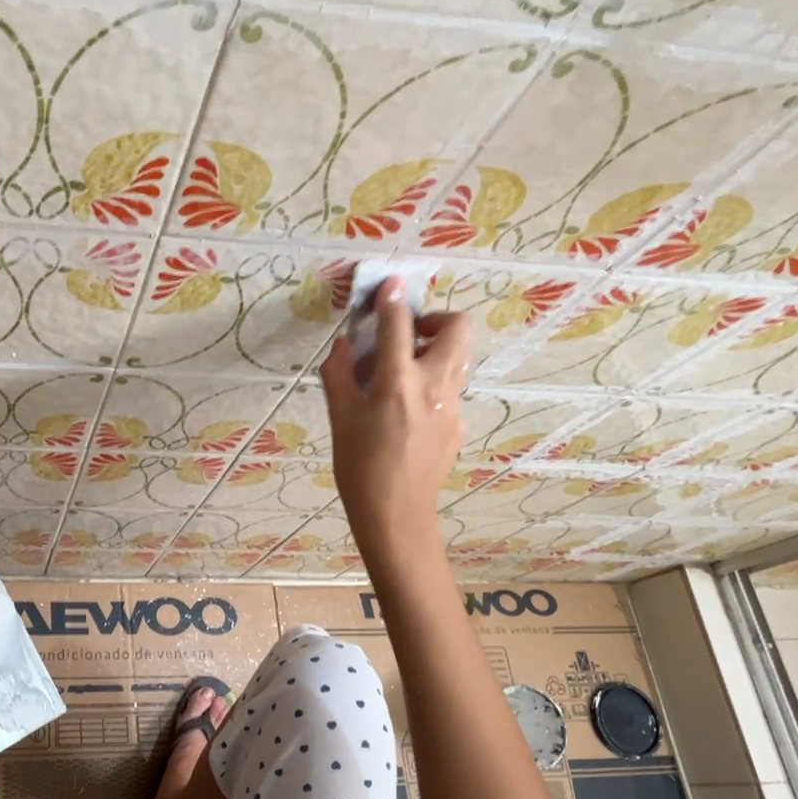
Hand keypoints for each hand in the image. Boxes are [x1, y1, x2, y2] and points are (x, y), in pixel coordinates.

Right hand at [322, 276, 472, 569]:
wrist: (395, 514)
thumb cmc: (358, 468)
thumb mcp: (339, 419)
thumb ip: (339, 375)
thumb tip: (343, 344)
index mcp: (398, 384)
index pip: (398, 326)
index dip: (392, 299)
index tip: (389, 284)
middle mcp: (434, 388)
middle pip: (458, 328)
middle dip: (435, 319)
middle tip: (407, 335)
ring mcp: (453, 406)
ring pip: (456, 358)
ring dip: (434, 350)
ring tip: (402, 372)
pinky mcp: (458, 424)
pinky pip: (448, 389)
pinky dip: (429, 385)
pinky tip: (404, 412)